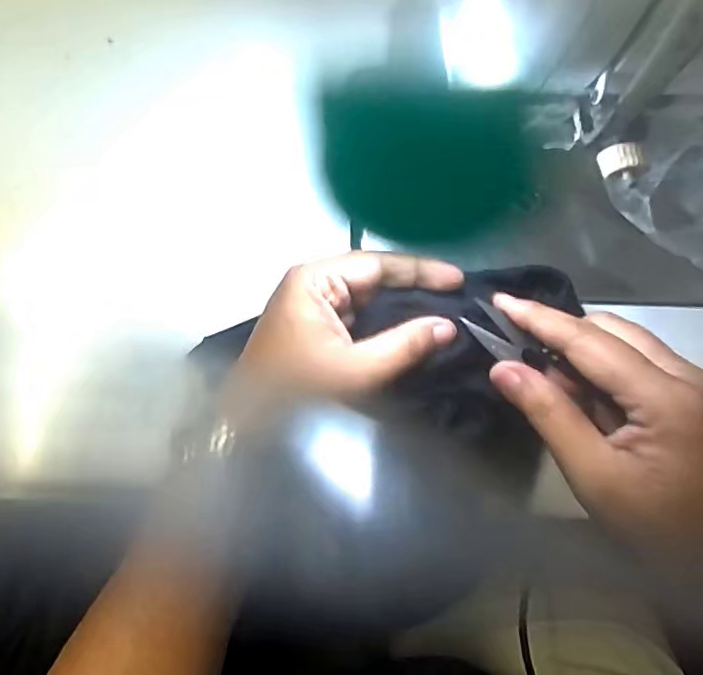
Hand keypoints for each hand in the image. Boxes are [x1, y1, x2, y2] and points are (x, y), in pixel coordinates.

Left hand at [227, 252, 461, 410]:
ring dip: (403, 304)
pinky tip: (416, 327)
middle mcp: (311, 285)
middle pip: (372, 277)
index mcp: (313, 280)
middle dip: (414, 285)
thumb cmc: (296, 397)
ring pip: (368, 298)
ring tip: (445, 306)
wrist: (244, 439)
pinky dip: (387, 322)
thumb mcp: (356, 370)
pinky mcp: (315, 330)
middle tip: (457, 293)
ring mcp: (312, 307)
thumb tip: (448, 325)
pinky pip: (359, 317)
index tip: (458, 279)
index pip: (376, 264)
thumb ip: (404, 343)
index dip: (420, 270)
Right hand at [487, 294, 702, 551]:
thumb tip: (505, 367)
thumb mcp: (599, 481)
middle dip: (564, 331)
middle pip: (614, 330)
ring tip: (548, 373)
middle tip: (519, 345)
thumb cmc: (670, 540)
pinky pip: (649, 364)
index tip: (501, 299)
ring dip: (588, 349)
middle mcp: (689, 373)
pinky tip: (592, 396)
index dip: (541, 317)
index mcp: (666, 394)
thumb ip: (551, 416)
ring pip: (633, 342)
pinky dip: (614, 368)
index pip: (590, 339)